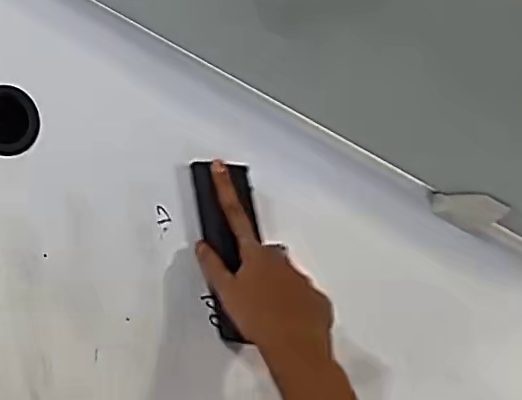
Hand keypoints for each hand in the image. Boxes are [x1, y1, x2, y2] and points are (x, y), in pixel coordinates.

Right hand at [195, 162, 353, 399]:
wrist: (298, 353)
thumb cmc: (261, 322)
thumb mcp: (225, 292)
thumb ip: (212, 265)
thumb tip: (204, 248)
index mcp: (254, 254)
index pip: (234, 213)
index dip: (224, 188)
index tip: (220, 167)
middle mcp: (279, 260)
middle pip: (262, 250)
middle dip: (255, 261)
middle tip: (248, 284)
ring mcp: (300, 279)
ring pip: (283, 273)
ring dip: (275, 283)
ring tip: (267, 309)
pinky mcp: (317, 300)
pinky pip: (302, 293)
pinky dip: (293, 301)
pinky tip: (285, 317)